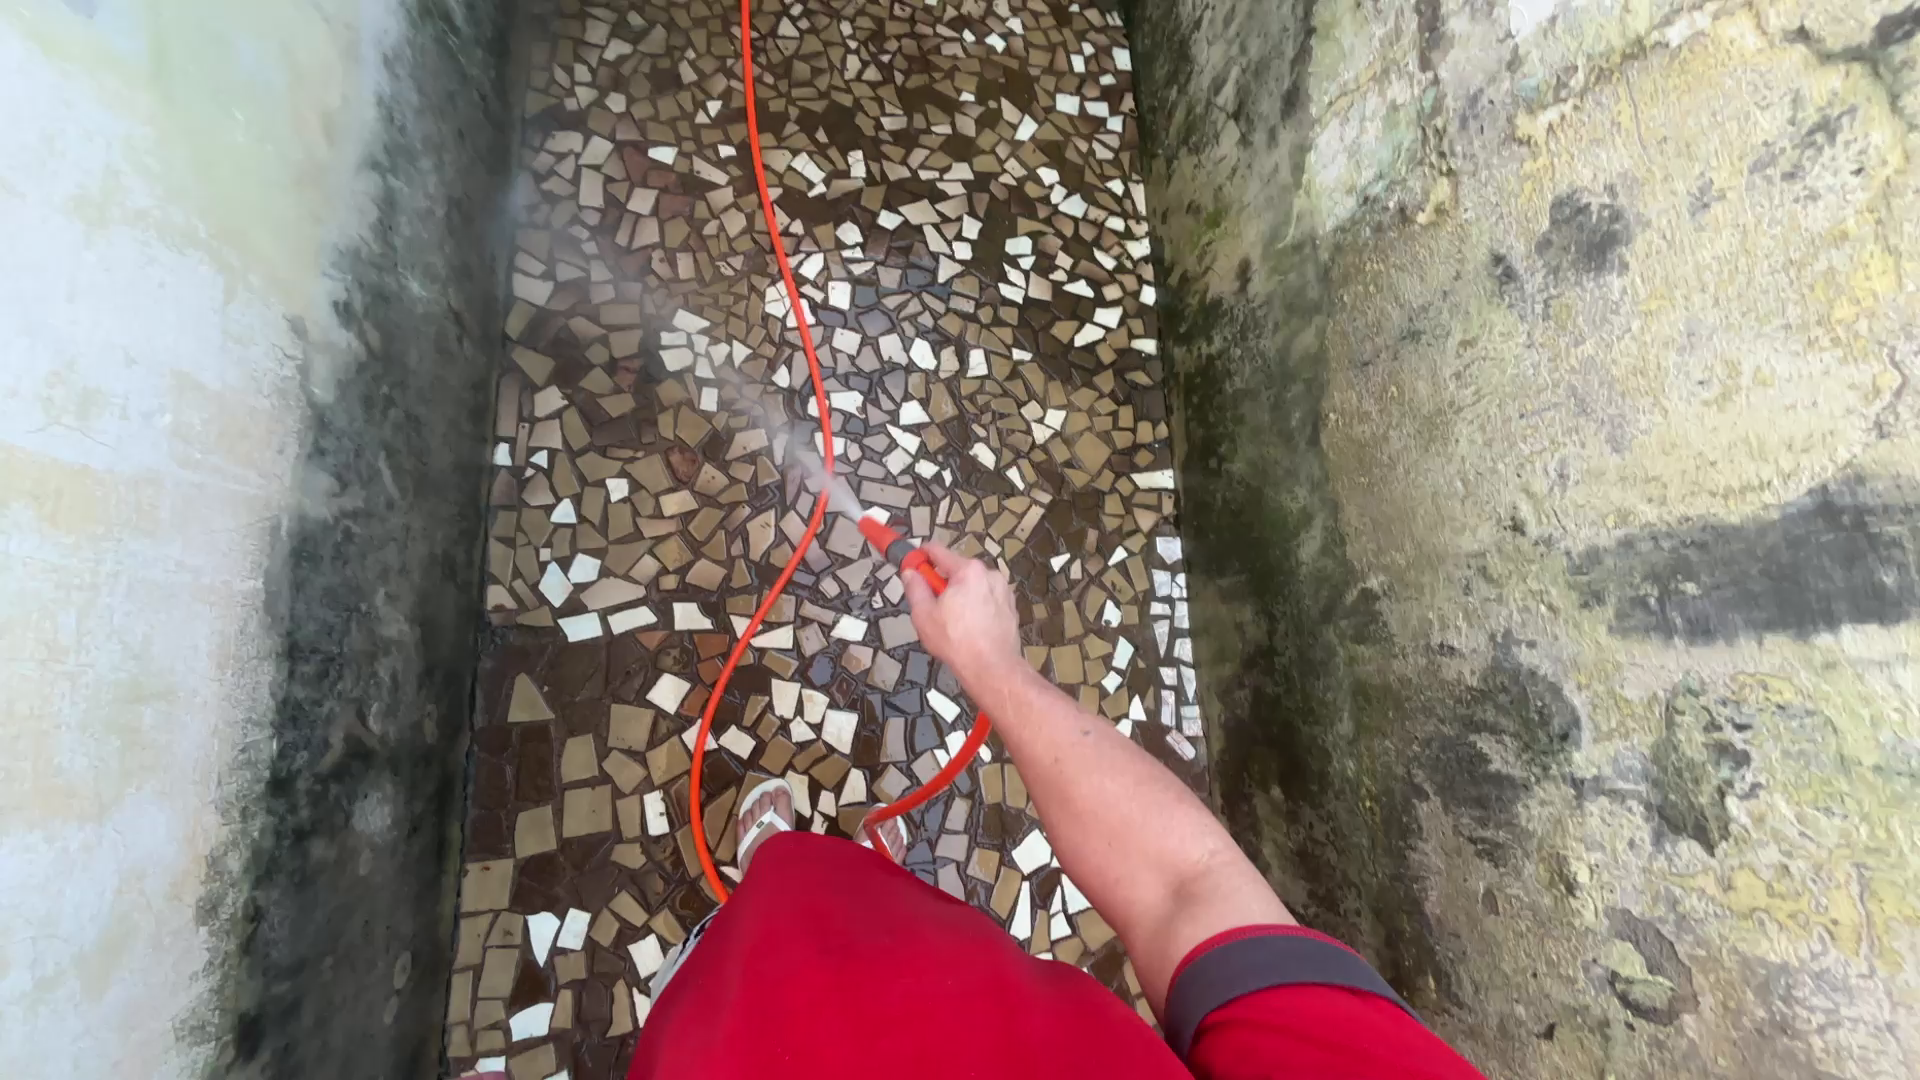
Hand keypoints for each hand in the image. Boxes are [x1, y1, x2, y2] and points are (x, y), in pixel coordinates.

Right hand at [900, 543, 1023, 687]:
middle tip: (931, 604)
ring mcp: (1002, 589)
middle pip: (956, 569)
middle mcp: (988, 574)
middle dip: (941, 582)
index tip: (911, 563)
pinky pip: (986, 597)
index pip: (937, 550)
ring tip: (951, 621)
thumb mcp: (924, 615)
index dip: (920, 555)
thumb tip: (910, 573)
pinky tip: (969, 627)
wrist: (992, 667)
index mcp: (967, 571)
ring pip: (972, 585)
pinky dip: (976, 606)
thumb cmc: (958, 642)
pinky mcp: (1010, 605)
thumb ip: (915, 588)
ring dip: (960, 595)